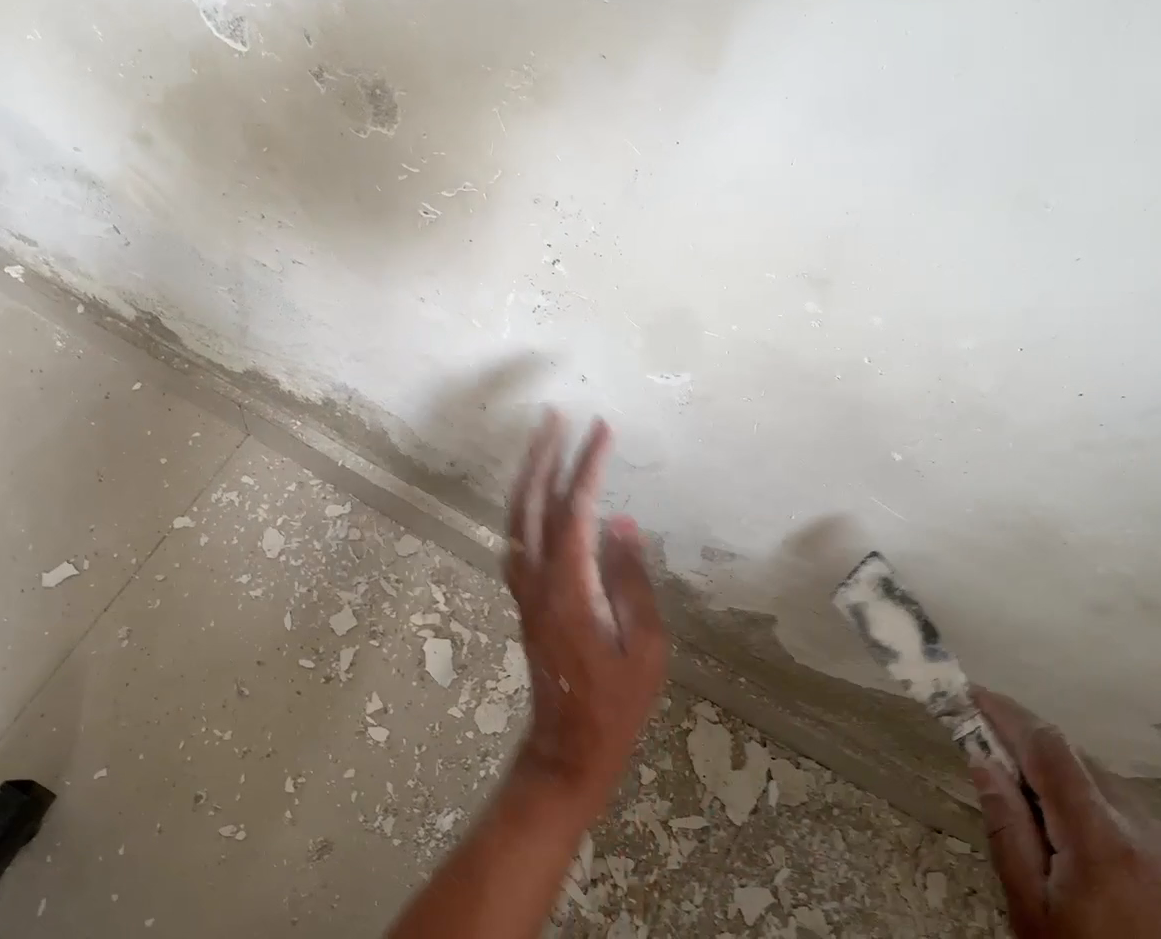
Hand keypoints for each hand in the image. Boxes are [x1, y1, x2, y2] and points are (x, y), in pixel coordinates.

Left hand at [504, 412, 666, 801]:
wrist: (568, 745)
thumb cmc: (616, 703)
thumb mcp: (644, 646)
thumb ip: (630, 581)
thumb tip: (621, 522)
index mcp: (568, 588)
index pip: (574, 511)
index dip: (586, 466)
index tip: (601, 430)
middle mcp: (535, 581)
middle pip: (530, 504)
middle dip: (542, 455)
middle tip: (556, 416)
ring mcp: (523, 589)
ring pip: (516, 518)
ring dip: (529, 474)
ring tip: (546, 440)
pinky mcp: (523, 598)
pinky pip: (517, 537)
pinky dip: (525, 503)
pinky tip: (538, 493)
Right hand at [971, 687, 1160, 938]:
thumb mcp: (1031, 909)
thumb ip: (1008, 830)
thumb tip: (982, 760)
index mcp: (1101, 839)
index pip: (1048, 747)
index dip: (1007, 713)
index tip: (972, 694)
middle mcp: (1153, 833)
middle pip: (1083, 768)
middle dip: (1034, 756)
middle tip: (994, 765)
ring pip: (1117, 799)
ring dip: (1075, 795)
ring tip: (1047, 831)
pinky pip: (1151, 833)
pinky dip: (1114, 829)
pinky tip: (1103, 870)